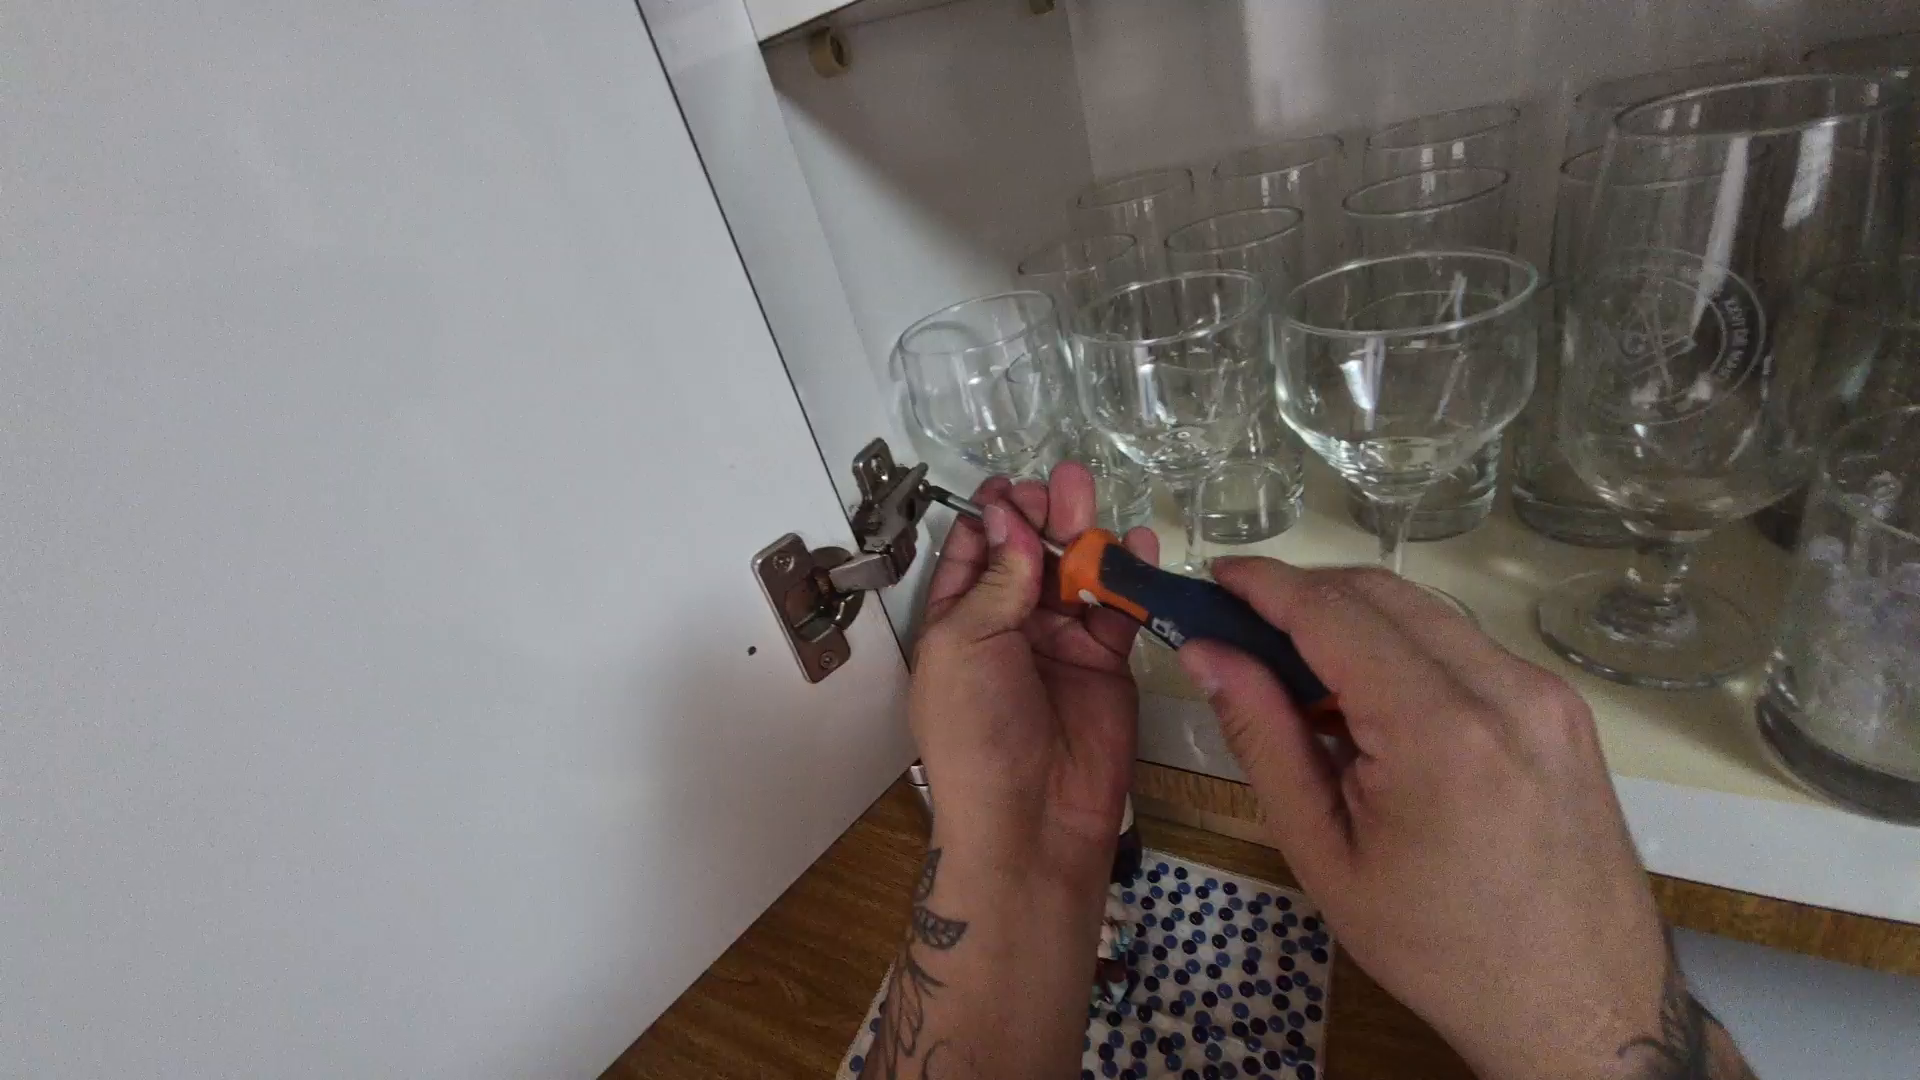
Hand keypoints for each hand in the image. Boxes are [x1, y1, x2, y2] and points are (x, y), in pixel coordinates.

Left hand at [865, 463, 1157, 1079]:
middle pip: (1027, 555)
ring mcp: (1059, 640)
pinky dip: (1127, 575)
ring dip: (1084, 534)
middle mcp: (1008, 624)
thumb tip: (1007, 517)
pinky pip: (1117, 607)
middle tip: (1060, 484)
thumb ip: (995, 580)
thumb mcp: (966, 646)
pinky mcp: (1106, 659)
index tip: (1010, 487)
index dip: (990, 517)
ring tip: (1089, 495)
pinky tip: (1138, 541)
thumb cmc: (977, 730)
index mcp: (959, 620)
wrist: (1032, 820)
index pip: (972, 553)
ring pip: (1074, 572)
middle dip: (1041, 516)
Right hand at [1177, 560, 1674, 1079]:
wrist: (1586, 1011)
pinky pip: (1453, 641)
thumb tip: (1204, 651)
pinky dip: (1390, 642)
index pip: (1333, 613)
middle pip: (1377, 592)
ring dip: (1343, 613)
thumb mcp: (1319, 848)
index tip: (1214, 574)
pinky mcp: (1558, 706)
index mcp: (1439, 733)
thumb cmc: (1433, 943)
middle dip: (1299, 589)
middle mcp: (1505, 691)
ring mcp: (1544, 694)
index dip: (1265, 583)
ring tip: (1290, 663)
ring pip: (1417, 609)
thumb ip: (1259, 734)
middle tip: (1238, 619)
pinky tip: (1359, 694)